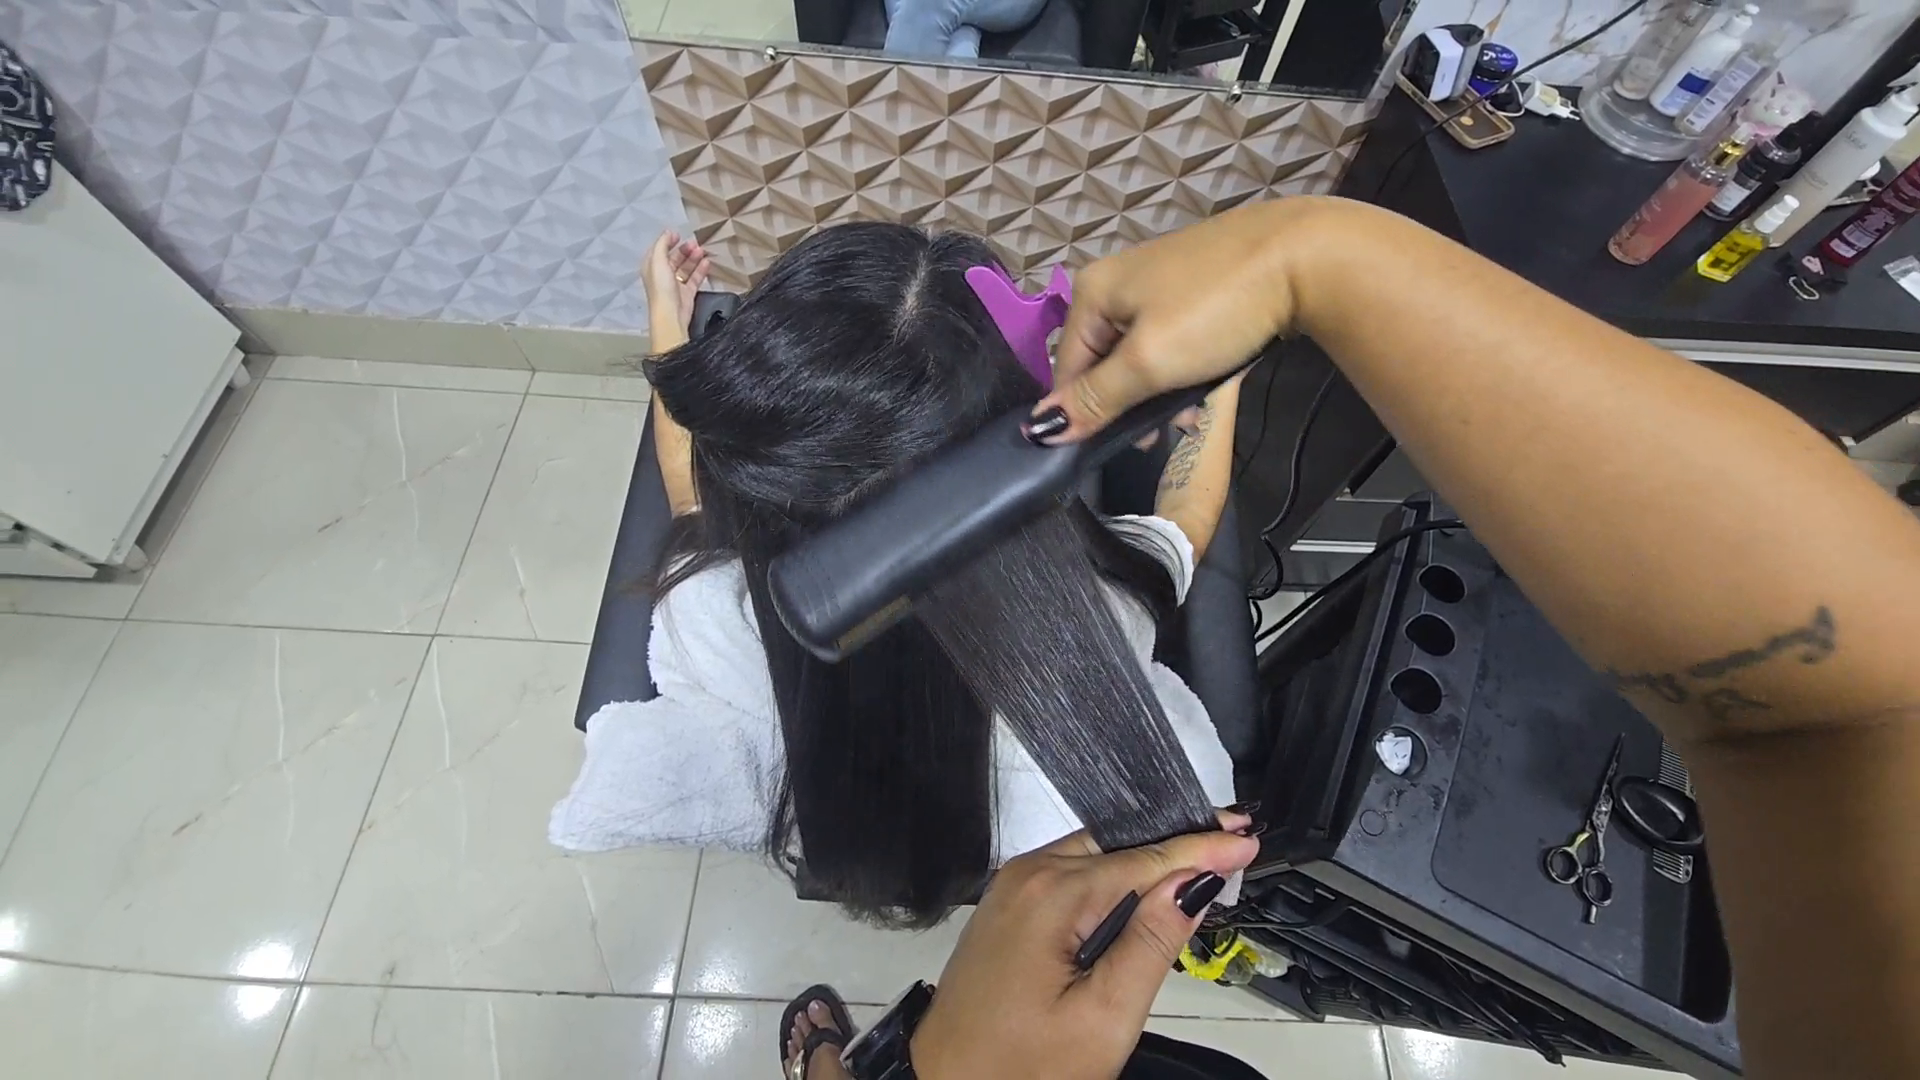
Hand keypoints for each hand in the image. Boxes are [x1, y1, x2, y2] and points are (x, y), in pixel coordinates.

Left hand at [641, 230, 711, 332]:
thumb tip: (669, 232)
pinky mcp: (687, 293)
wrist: (671, 313)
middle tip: (695, 244)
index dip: (668, 241)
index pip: (660, 250)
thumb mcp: (658, 260)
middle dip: (684, 250)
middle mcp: (663, 274)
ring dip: (694, 258)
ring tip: (703, 251)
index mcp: (652, 266)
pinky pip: (695, 278)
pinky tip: (707, 262)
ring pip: (686, 267)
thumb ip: (663, 244)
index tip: (679, 235)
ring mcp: (676, 284)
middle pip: (675, 258)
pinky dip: (701, 270)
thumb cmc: (662, 287)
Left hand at [909, 816, 1258, 1079]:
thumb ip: (1151, 943)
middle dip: (1176, 844)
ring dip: (1147, 860)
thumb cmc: (1026, 1067)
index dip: (1199, 847)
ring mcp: (1014, 881)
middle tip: (1233, 842)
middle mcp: (1029, 870)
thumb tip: (1193, 881)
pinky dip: (1114, 876)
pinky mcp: (1010, 899)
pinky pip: (1072, 871)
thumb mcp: (1103, 1018)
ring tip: (1202, 864)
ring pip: (1096, 854)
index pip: (1143, 859)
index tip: (1246, 836)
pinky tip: (1145, 889)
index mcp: (1052, 892)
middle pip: (1119, 845)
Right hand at [1035, 197, 1340, 442]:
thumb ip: (1094, 399)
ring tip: (1186, 420)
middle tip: (1154, 439)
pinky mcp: (1193, 288)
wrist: (1309, 259)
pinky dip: (1179, 371)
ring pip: (1138, 357)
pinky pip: (1168, 342)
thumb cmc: (1216, 311)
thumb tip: (1039, 429)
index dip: (1083, 412)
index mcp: (1092, 292)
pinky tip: (1203, 391)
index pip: (1065, 368)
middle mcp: (1117, 283)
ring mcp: (1157, 283)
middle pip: (1101, 363)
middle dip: (1126, 405)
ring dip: (1156, 396)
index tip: (1114, 446)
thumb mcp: (1148, 363)